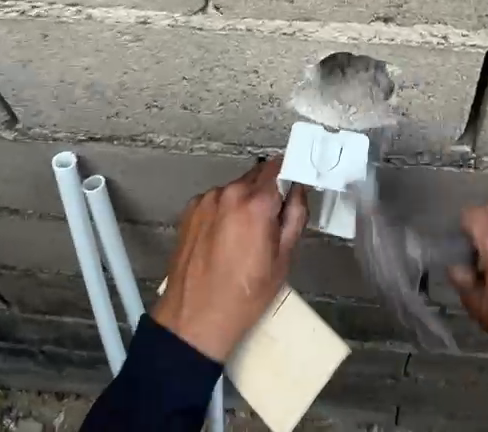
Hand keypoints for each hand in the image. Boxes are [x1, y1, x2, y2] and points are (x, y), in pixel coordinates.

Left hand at [152, 156, 309, 360]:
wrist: (194, 320)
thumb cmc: (244, 296)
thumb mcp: (283, 260)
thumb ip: (295, 217)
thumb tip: (298, 191)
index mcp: (256, 204)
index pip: (279, 167)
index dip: (288, 177)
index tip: (292, 191)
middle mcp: (229, 193)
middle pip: (257, 176)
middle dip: (267, 192)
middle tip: (270, 222)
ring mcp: (206, 200)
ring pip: (236, 189)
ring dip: (244, 202)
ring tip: (243, 237)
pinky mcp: (189, 210)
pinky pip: (216, 200)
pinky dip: (223, 211)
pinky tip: (223, 239)